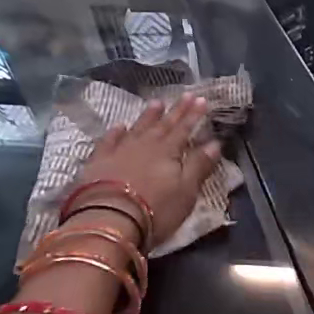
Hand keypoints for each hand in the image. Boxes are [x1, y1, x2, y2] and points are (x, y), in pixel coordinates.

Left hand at [74, 95, 222, 246]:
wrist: (109, 219)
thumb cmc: (156, 210)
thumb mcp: (186, 191)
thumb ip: (199, 165)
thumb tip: (215, 143)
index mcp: (168, 151)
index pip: (184, 128)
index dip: (194, 115)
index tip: (201, 99)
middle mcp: (145, 145)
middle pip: (163, 124)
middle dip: (176, 110)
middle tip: (186, 94)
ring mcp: (119, 151)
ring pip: (137, 128)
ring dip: (148, 116)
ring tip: (157, 103)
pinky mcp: (99, 162)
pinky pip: (109, 140)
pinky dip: (115, 132)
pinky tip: (119, 126)